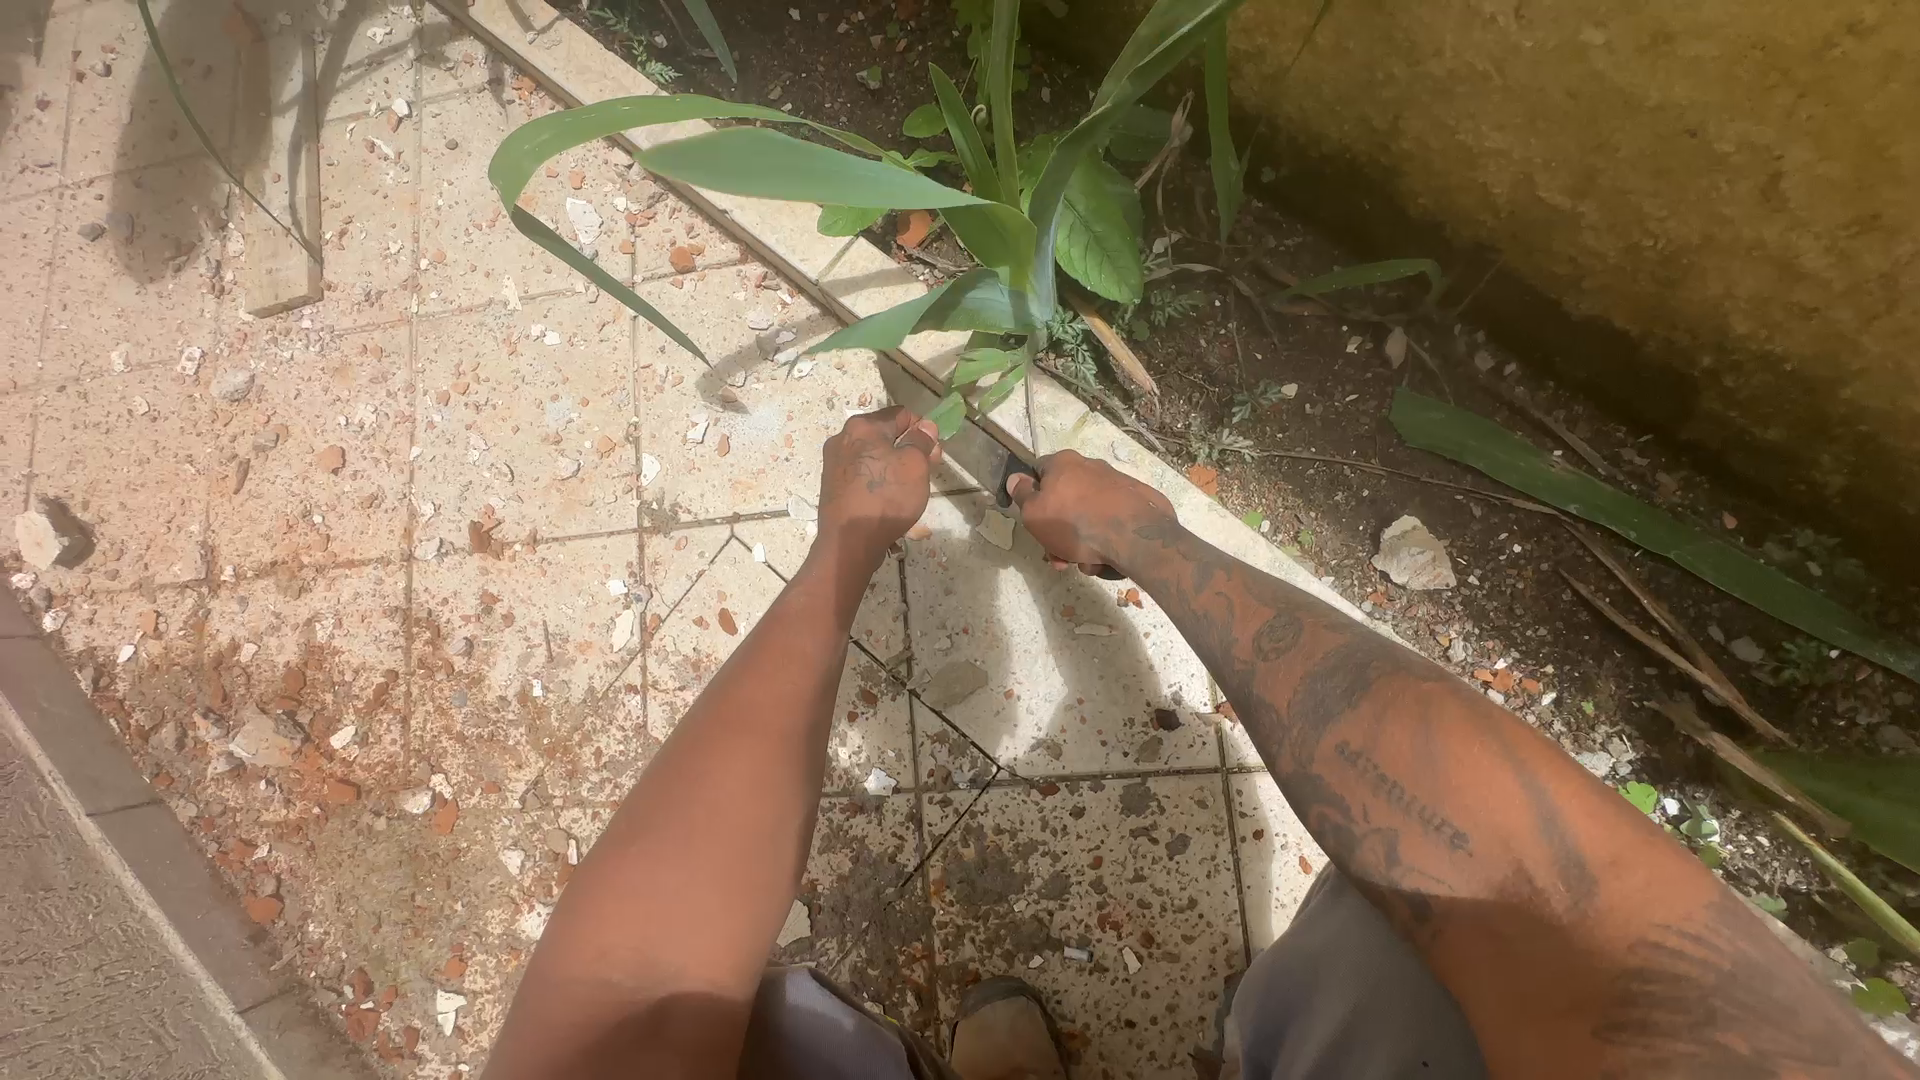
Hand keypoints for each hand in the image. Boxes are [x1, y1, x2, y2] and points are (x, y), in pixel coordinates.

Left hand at [816, 407, 940, 569]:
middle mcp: (843, 438)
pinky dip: (877, 479)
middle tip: (927, 470)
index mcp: (863, 426)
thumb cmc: (887, 498)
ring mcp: (834, 463)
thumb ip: (921, 441)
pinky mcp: (832, 485)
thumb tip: (925, 426)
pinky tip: (887, 498)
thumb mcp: (915, 465)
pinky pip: (861, 473)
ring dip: (893, 464)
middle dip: (908, 448)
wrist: (849, 541)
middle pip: (884, 434)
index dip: (922, 429)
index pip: (901, 414)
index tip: (933, 452)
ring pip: (873, 455)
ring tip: (908, 487)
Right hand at [1005, 450, 1175, 574]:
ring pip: (1087, 515)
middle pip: (1064, 500)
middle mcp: (1091, 466)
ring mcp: (1117, 483)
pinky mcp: (1136, 501)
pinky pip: (1109, 521)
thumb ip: (1022, 495)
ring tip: (1083, 563)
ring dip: (1079, 542)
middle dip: (1057, 532)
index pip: (1038, 472)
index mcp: (1063, 462)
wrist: (1133, 536)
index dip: (1032, 497)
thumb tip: (1015, 478)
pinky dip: (1103, 539)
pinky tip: (1104, 558)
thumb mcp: (1034, 513)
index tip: (1033, 521)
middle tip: (1057, 556)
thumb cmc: (1074, 523)